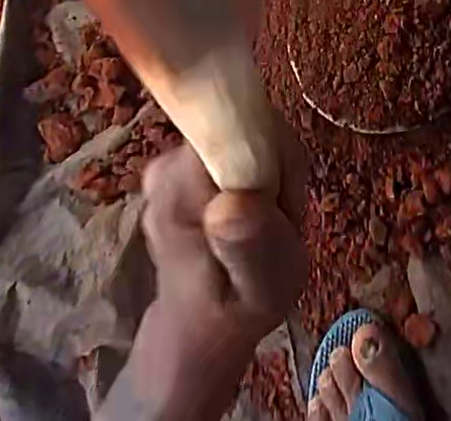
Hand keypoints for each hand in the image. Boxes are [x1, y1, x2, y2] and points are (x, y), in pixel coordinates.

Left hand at [109, 141, 307, 420]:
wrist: (200, 323)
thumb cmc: (236, 308)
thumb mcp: (261, 288)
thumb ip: (250, 244)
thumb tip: (230, 203)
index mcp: (180, 190)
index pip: (244, 128)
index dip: (278, 155)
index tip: (283, 202)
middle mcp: (167, 166)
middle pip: (248, 126)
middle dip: (278, 164)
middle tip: (282, 217)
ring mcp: (171, 162)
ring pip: (247, 133)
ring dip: (273, 169)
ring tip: (271, 218)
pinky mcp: (181, 162)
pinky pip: (238, 143)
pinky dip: (259, 170)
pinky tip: (257, 209)